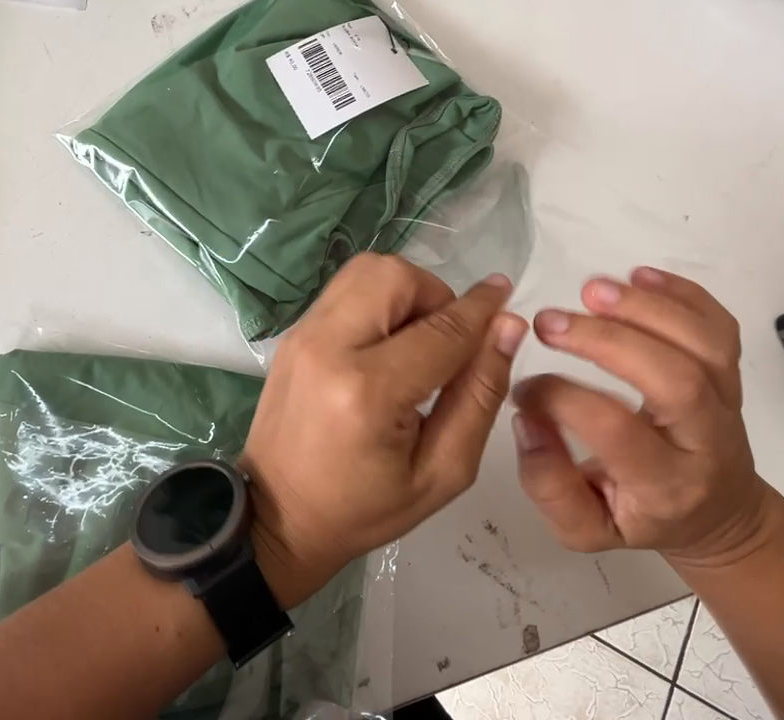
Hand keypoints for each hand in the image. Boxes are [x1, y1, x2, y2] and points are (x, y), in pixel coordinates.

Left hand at [239, 254, 528, 607]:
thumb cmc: (363, 508)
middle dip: (433, 295)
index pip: (440, 330)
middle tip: (446, 341)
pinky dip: (375, 302)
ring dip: (403, 293)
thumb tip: (506, 328)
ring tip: (415, 343)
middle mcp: (328, 346)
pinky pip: (343, 291)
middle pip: (392, 275)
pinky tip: (384, 348)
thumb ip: (478, 395)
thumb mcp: (442, 471)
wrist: (277, 511)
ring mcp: (302, 334)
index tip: (506, 296)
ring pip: (364, 272)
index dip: (481, 310)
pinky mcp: (292, 333)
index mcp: (367, 390)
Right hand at [512, 267, 783, 571]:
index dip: (560, 398)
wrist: (717, 515)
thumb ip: (547, 482)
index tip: (521, 389)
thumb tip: (525, 418)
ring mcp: (725, 401)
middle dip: (606, 341)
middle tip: (546, 322)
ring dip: (647, 307)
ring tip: (589, 289)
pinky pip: (721, 327)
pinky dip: (685, 293)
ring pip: (704, 345)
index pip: (615, 429)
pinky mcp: (729, 373)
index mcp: (666, 483)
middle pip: (673, 378)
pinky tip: (636, 275)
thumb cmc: (637, 515)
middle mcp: (705, 439)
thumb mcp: (584, 528)